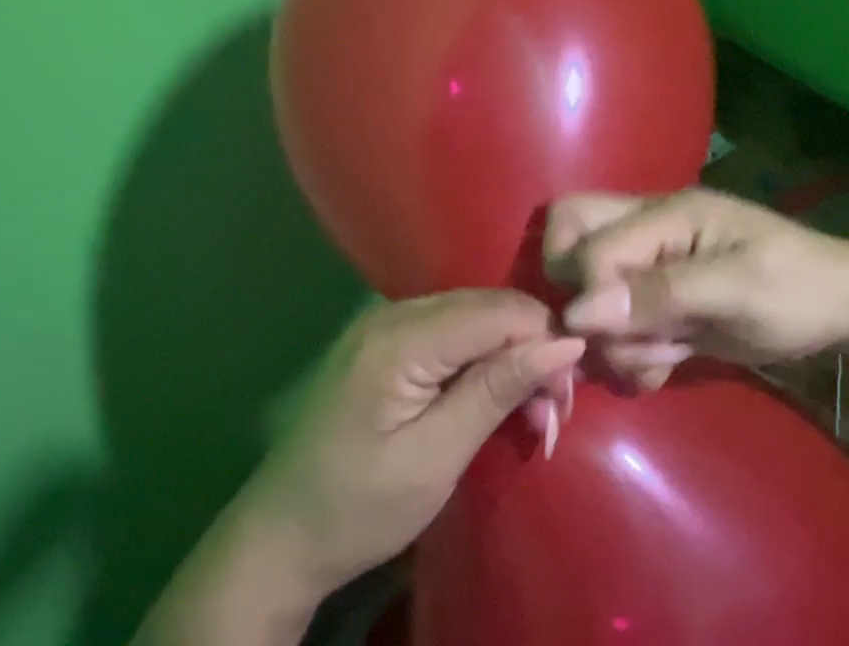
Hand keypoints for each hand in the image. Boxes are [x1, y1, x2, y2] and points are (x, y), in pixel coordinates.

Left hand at [238, 289, 584, 596]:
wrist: (281, 539)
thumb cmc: (359, 507)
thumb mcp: (436, 456)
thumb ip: (497, 390)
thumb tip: (567, 342)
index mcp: (400, 339)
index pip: (501, 311)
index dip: (545, 343)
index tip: (565, 400)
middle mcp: (394, 314)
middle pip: (493, 309)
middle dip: (534, 354)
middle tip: (552, 416)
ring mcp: (388, 325)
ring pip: (481, 319)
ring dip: (515, 362)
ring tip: (532, 418)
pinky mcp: (390, 343)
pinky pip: (457, 333)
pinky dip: (487, 364)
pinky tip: (498, 401)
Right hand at [543, 188, 848, 388]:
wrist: (840, 311)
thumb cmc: (797, 288)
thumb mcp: (738, 288)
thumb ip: (661, 293)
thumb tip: (581, 310)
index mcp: (667, 214)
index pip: (589, 241)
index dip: (589, 290)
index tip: (615, 331)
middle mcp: (651, 236)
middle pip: (572, 243)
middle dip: (582, 300)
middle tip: (621, 336)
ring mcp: (655, 273)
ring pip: (591, 297)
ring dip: (619, 340)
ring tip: (667, 356)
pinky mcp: (664, 308)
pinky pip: (621, 330)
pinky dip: (635, 356)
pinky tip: (670, 366)